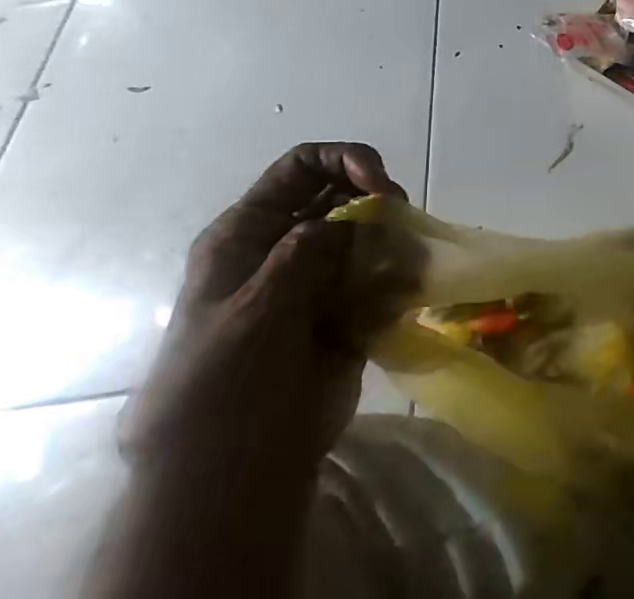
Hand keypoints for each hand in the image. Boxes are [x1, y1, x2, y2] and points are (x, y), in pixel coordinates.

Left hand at [121, 143, 407, 472]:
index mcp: (248, 233)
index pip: (299, 168)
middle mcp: (285, 248)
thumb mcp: (255, 310)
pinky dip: (399, 280)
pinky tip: (408, 292)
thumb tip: (349, 221)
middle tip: (402, 222)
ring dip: (393, 242)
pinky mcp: (346, 315)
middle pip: (340, 197)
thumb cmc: (224, 384)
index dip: (342, 160)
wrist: (234, 474)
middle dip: (375, 200)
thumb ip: (303, 254)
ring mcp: (318, 282)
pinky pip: (380, 282)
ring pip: (366, 239)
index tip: (380, 183)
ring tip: (409, 266)